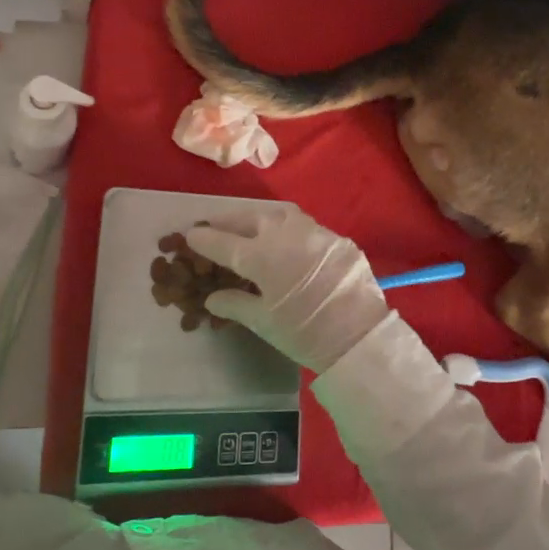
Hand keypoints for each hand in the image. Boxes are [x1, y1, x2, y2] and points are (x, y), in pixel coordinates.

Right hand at [183, 210, 388, 372]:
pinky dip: (287, 228)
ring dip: (259, 218)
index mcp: (261, 255)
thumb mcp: (263, 323)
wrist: (358, 334)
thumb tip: (211, 297)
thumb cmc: (304, 332)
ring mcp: (313, 232)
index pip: (223, 242)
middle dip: (229, 222)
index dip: (204, 239)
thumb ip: (234, 304)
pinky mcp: (336, 238)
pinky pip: (304, 225)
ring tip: (250, 228)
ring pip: (278, 215)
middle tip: (216, 227)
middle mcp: (284, 234)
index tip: (190, 235)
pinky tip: (286, 240)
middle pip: (250, 219)